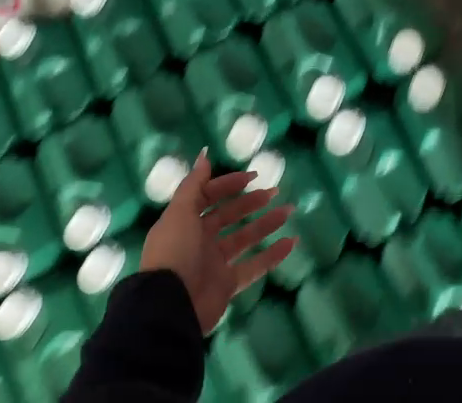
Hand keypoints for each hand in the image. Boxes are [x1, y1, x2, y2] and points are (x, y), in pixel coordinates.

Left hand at [140, 151, 296, 331]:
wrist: (169, 306)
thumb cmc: (174, 252)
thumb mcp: (180, 212)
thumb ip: (193, 184)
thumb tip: (204, 154)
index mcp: (185, 221)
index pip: (209, 196)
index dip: (228, 185)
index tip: (253, 177)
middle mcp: (199, 240)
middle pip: (229, 216)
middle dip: (251, 202)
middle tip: (275, 192)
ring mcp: (214, 263)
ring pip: (245, 239)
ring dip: (266, 224)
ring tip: (289, 211)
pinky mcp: (227, 285)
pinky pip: (254, 267)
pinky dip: (273, 256)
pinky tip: (292, 242)